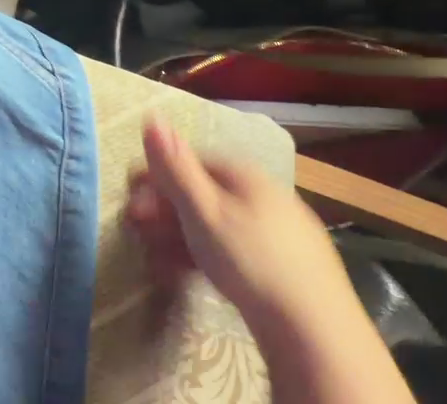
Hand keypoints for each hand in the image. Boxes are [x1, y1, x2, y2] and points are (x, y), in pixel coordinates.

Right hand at [125, 117, 354, 332]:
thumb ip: (174, 164)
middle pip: (200, 191)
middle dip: (164, 209)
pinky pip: (234, 243)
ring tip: (158, 255)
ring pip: (214, 220)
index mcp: (246, 175)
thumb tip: (152, 117)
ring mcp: (280, 229)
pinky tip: (189, 268)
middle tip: (140, 230)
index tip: (133, 201)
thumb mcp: (200, 209)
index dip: (154, 178)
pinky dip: (205, 250)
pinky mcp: (287, 261)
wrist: (314, 330)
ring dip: (178, 232)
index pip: (187, 160)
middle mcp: (266, 194)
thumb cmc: (247, 259)